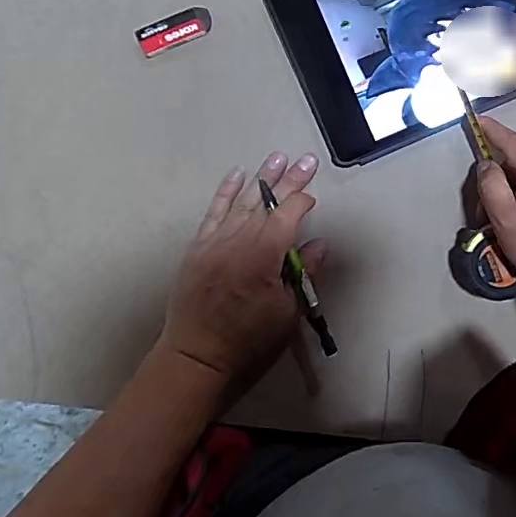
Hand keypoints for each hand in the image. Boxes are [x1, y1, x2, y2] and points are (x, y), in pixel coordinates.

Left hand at [158, 150, 325, 382]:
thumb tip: (318, 244)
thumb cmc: (249, 342)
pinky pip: (214, 213)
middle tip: (305, 160)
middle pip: (267, 203)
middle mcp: (237, 243)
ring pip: (242, 203)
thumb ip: (304, 274)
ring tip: (277, 158)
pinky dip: (225, 193)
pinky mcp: (198, 248)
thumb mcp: (288, 314)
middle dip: (288, 180)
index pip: (287, 216)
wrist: (197, 357)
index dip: (302, 203)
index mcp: (263, 258)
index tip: (313, 199)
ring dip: (261, 179)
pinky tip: (236, 175)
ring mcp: (215, 243)